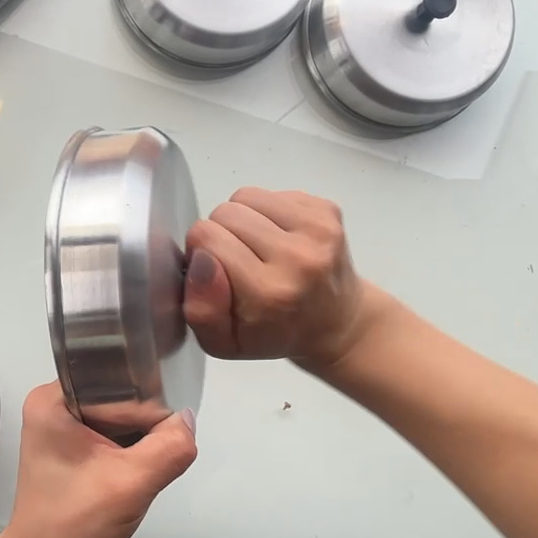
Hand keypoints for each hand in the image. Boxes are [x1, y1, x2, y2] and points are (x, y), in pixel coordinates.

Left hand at [3, 383, 196, 537]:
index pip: (121, 387)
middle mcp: (51, 401)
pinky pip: (110, 430)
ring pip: (118, 415)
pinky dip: (127, 447)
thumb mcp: (131, 484)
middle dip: (144, 426)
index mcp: (53, 398)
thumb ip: (169, 448)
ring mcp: (58, 421)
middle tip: (156, 456)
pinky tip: (130, 468)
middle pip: (120, 396)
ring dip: (137, 438)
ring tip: (141, 464)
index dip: (151, 413)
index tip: (165, 443)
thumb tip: (187, 422)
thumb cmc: (75, 521)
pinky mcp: (68, 440)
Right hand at [183, 187, 386, 372]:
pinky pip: (271, 193)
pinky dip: (265, 211)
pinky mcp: (328, 211)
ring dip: (241, 218)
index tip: (212, 272)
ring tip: (253, 247)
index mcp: (268, 293)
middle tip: (233, 261)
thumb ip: (201, 312)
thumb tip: (201, 260)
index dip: (200, 252)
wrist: (337, 324)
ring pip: (246, 196)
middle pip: (224, 213)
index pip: (208, 238)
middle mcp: (297, 257)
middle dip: (218, 233)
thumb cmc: (272, 337)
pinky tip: (276, 237)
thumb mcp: (224, 345)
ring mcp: (318, 229)